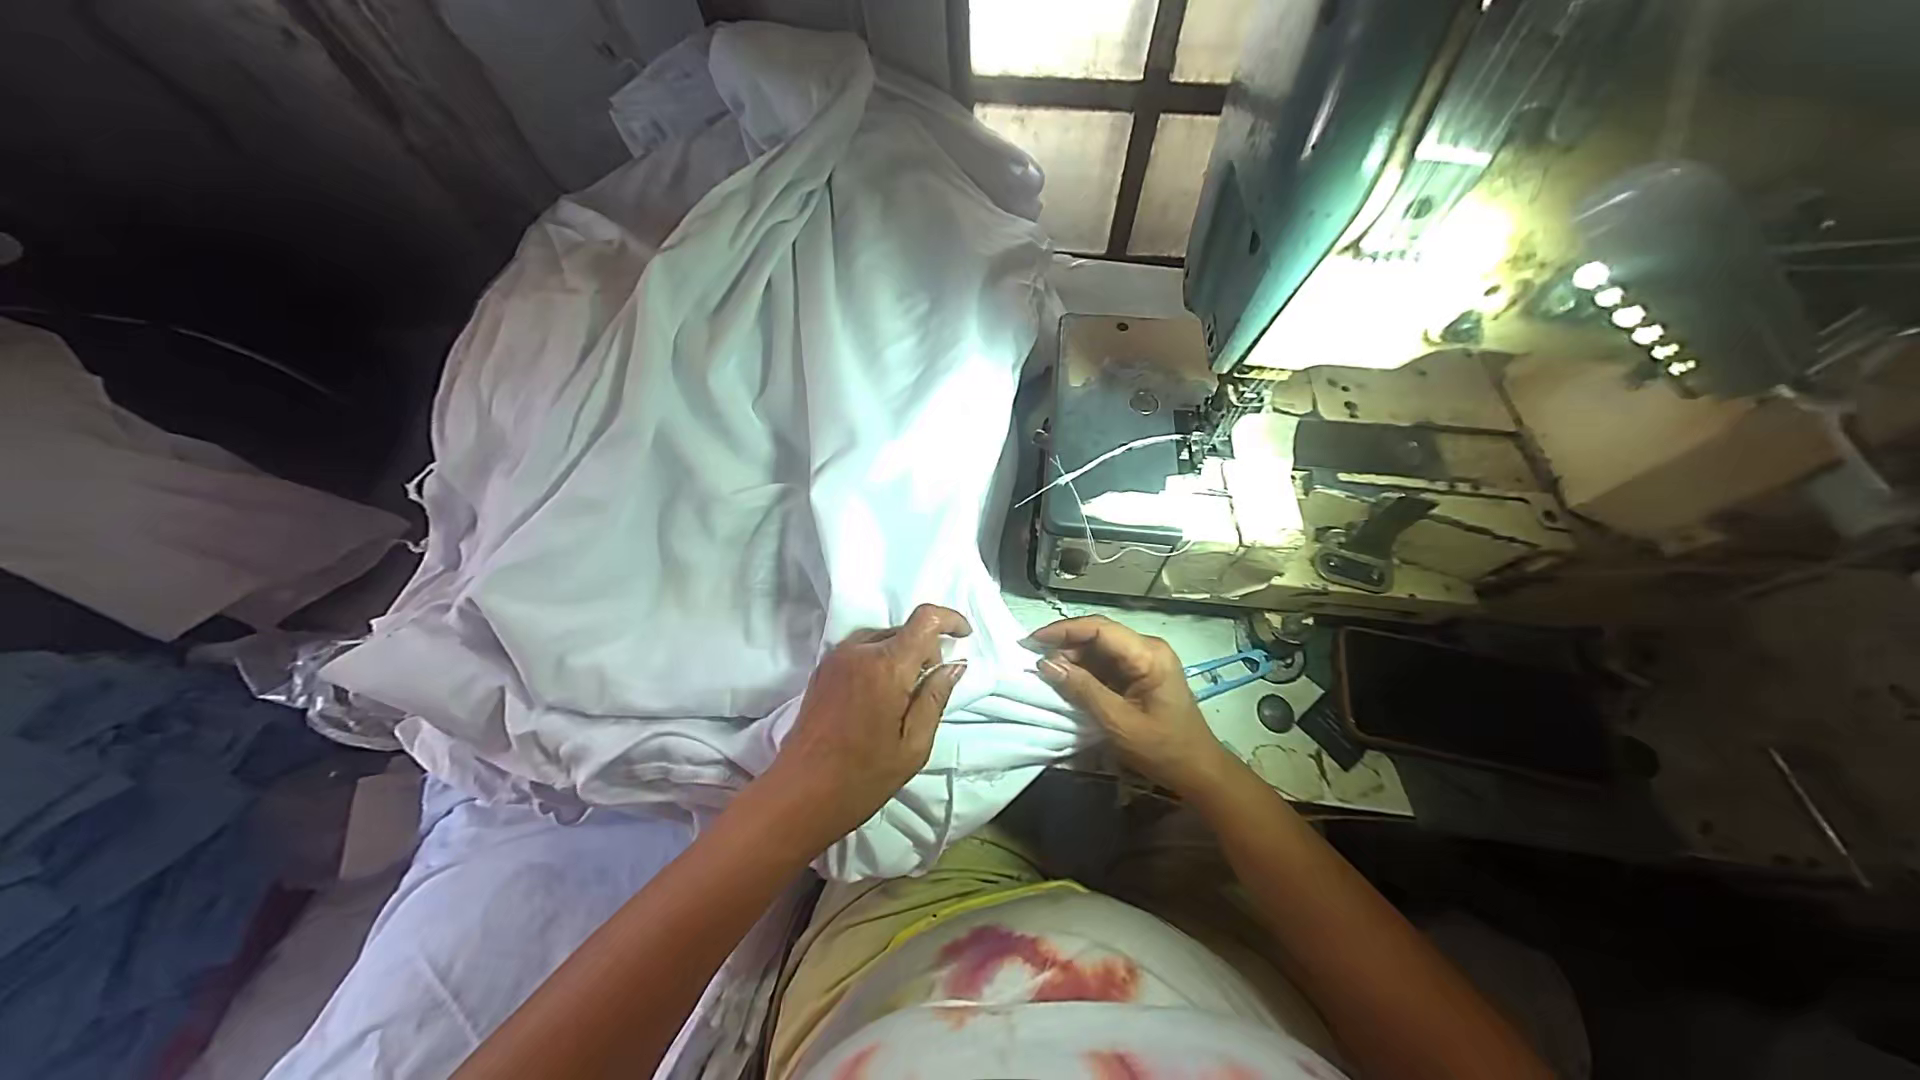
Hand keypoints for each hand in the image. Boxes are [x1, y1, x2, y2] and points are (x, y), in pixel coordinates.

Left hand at [756, 604, 971, 850]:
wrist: (799, 794)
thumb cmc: (863, 777)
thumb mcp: (914, 745)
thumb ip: (936, 697)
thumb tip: (955, 664)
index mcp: (886, 666)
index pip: (925, 619)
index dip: (950, 619)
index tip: (964, 636)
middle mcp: (859, 651)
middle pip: (904, 630)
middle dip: (926, 649)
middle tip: (931, 687)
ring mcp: (836, 657)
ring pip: (882, 638)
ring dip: (901, 655)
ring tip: (904, 696)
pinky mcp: (822, 669)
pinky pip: (861, 649)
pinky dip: (879, 660)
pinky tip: (880, 696)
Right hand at [1030, 615, 1240, 795]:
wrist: (1198, 770)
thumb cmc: (1162, 748)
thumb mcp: (1118, 722)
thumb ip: (1082, 689)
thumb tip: (1046, 664)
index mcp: (1148, 654)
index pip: (1099, 629)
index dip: (1062, 631)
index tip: (1031, 641)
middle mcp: (1147, 648)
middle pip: (1098, 634)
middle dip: (1064, 643)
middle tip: (1033, 657)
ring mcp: (1145, 660)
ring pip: (1099, 647)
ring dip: (1072, 656)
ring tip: (1045, 670)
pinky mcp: (1139, 673)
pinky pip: (1106, 662)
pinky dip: (1084, 669)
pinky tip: (1065, 678)